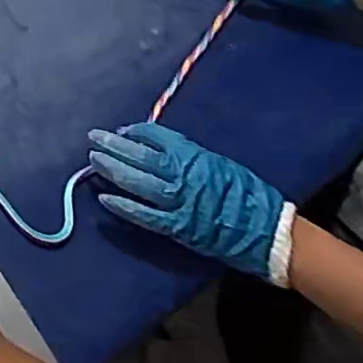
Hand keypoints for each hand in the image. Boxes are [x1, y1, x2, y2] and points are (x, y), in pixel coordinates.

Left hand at [89, 123, 295, 285]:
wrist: (268, 232)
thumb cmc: (244, 191)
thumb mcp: (214, 160)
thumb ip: (184, 152)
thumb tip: (154, 143)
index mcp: (192, 155)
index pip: (154, 136)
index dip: (134, 132)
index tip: (121, 131)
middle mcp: (181, 175)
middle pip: (138, 156)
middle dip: (113, 145)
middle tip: (94, 137)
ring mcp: (177, 202)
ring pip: (136, 182)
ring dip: (112, 169)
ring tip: (93, 159)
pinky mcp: (177, 228)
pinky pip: (144, 215)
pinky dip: (123, 206)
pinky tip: (104, 198)